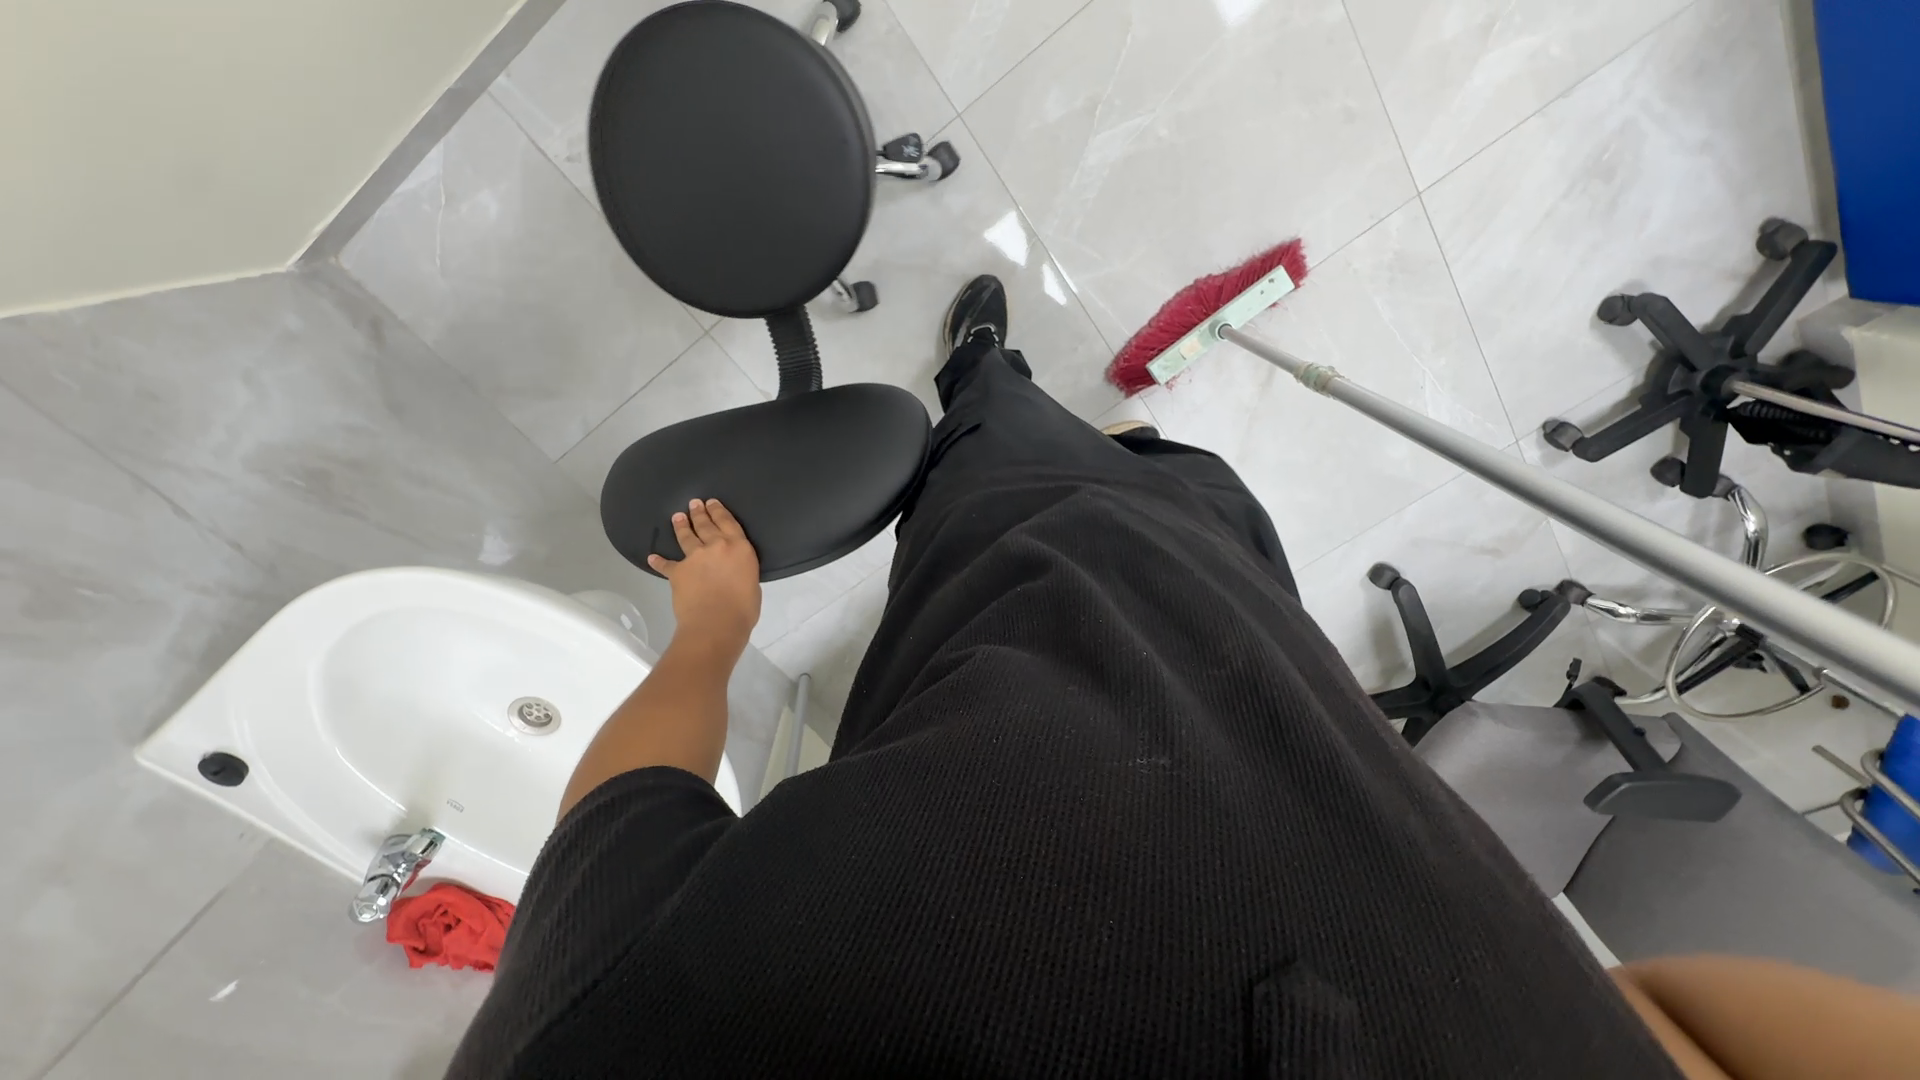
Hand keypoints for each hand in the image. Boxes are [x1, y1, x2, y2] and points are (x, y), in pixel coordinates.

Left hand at [649, 499, 760, 651]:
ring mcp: (695, 557)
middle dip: (699, 512)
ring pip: (686, 536)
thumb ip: (741, 571)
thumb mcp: (752, 583)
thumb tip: (733, 573)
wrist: (717, 623)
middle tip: (694, 503)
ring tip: (677, 517)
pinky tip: (652, 557)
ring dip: (681, 526)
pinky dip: (659, 561)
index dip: (719, 510)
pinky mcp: (678, 572)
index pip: (728, 522)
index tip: (712, 502)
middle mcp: (716, 546)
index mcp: (739, 548)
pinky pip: (666, 564)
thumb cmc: (744, 609)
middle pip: (706, 524)